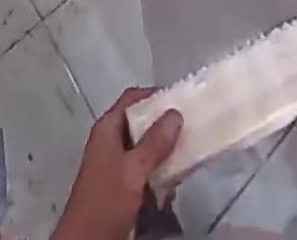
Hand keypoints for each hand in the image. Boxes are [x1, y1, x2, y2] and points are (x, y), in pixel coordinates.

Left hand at [49, 89, 181, 239]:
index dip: (154, 95)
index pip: (132, 98)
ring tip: (188, 155)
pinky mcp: (123, 187)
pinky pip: (146, 171)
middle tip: (190, 127)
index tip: (181, 99)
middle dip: (164, 126)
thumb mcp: (133, 170)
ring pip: (146, 149)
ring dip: (165, 153)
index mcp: (108, 129)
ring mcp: (117, 166)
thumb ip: (155, 142)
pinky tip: (175, 184)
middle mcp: (111, 142)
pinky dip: (160, 174)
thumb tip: (175, 113)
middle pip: (141, 123)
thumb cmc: (106, 201)